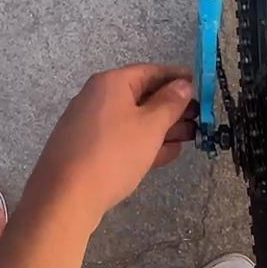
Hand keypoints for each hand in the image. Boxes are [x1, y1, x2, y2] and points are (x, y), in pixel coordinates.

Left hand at [27, 64, 198, 222]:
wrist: (66, 196)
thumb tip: (183, 85)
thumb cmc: (113, 153)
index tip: (200, 87)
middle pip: (142, 95)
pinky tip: (167, 153)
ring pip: (134, 119)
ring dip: (163, 127)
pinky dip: (145, 142)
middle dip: (173, 107)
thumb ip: (170, 103)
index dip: (177, 78)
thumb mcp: (150, 126)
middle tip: (200, 118)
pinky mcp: (88, 148)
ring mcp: (90, 123)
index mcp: (111, 83)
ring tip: (191, 137)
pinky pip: (122, 138)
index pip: (150, 71)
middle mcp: (97, 97)